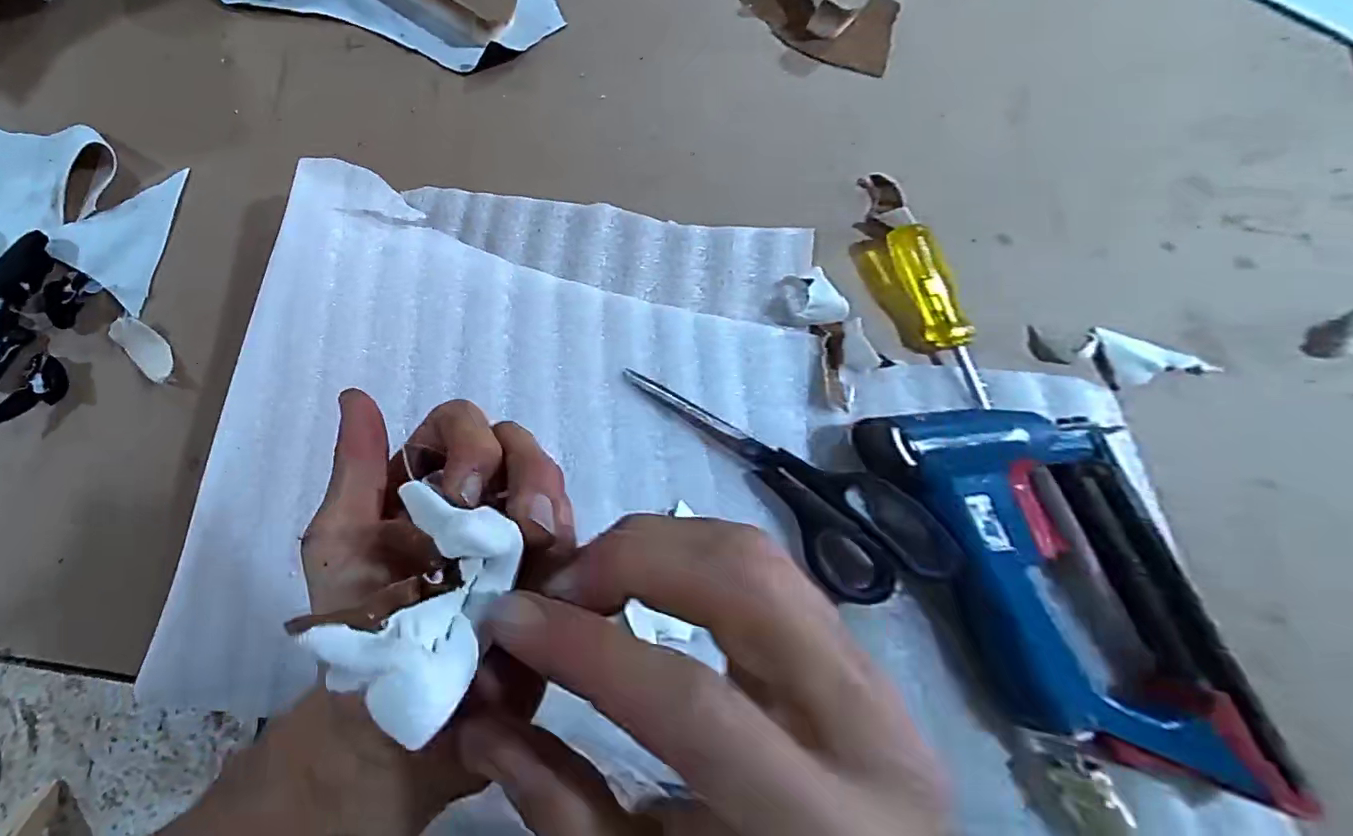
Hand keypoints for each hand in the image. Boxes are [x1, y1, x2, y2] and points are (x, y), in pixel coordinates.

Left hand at [164, 392, 575, 835]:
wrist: (393, 729)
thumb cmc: (356, 629)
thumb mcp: (338, 544)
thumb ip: (351, 470)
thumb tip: (355, 393)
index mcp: (426, 480)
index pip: (459, 424)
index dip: (468, 439)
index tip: (460, 494)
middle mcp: (477, 499)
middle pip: (515, 444)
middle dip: (521, 466)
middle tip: (512, 519)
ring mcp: (517, 539)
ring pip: (550, 486)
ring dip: (550, 500)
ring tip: (539, 540)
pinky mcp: (549, 584)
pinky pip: (575, 546)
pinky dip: (571, 547)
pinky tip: (560, 569)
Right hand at [460, 514, 947, 835]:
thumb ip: (567, 810)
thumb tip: (481, 722)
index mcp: (824, 824)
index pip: (693, 702)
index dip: (588, 648)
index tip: (510, 619)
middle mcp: (868, 729)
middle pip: (741, 580)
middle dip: (627, 559)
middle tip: (555, 588)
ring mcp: (871, 675)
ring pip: (752, 552)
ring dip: (655, 543)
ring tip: (588, 581)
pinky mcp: (849, 647)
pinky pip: (760, 564)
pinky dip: (684, 551)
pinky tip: (639, 582)